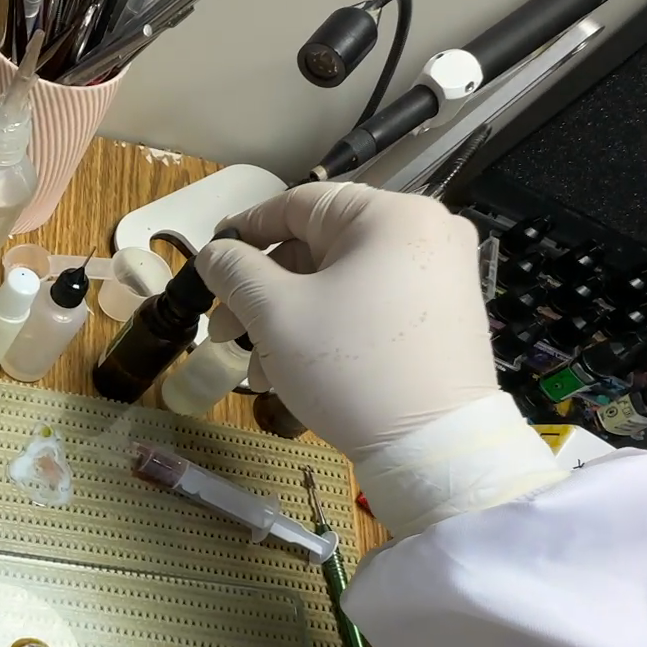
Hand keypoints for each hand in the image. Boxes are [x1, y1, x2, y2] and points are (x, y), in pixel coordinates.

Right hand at [195, 183, 499, 460]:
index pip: (298, 204)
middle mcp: (422, 234)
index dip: (243, 230)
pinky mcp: (437, 316)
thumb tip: (214, 252)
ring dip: (282, 321)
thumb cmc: (346, 364)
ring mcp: (436, 276)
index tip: (208, 261)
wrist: (428, 441)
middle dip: (258, 294)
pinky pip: (362, 308)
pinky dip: (320, 331)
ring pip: (334, 285)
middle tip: (222, 333)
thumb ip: (234, 272)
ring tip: (255, 367)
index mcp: (389, 217)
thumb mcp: (274, 313)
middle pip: (314, 249)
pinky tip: (291, 372)